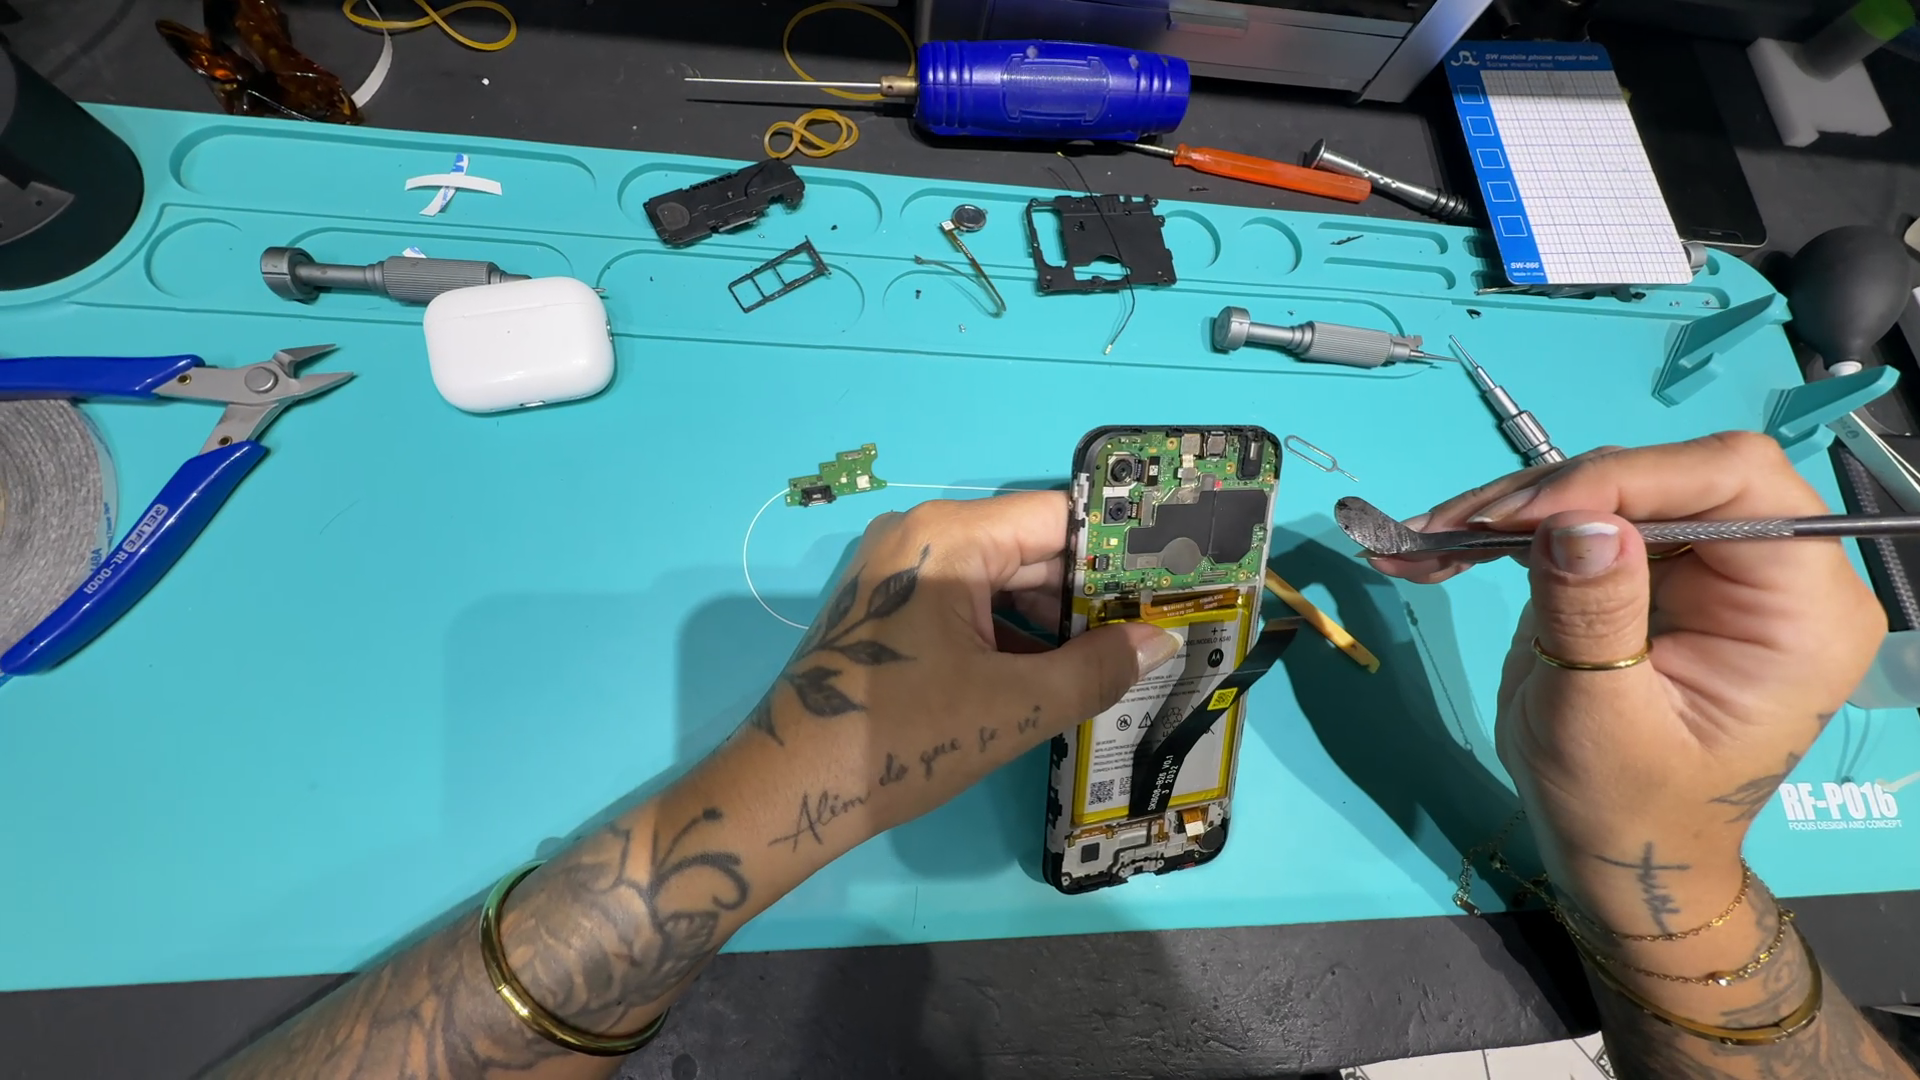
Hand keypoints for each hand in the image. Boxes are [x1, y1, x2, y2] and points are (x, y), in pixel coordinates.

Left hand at [728, 492, 1181, 863]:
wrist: (790, 792)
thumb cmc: (903, 742)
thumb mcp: (1013, 707)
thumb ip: (1097, 668)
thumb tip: (1162, 641)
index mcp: (949, 538)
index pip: (1058, 519)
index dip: (1119, 549)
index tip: (1171, 578)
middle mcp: (921, 537)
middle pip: (1029, 548)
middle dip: (1091, 592)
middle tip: (1154, 625)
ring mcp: (900, 571)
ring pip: (1000, 579)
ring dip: (1053, 617)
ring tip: (1115, 653)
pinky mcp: (891, 605)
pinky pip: (968, 602)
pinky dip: (1011, 631)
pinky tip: (1054, 667)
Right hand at [1374, 433, 1884, 932]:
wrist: (1606, 835)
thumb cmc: (1621, 798)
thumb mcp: (1600, 717)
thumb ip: (1594, 615)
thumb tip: (1572, 522)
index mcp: (1792, 606)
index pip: (1732, 482)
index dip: (1622, 479)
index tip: (1514, 517)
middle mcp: (1750, 568)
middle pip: (1648, 477)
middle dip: (1534, 496)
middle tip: (1440, 530)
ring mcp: (1683, 566)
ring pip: (1587, 493)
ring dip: (1491, 513)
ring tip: (1413, 543)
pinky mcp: (1622, 572)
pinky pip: (1553, 526)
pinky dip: (1483, 536)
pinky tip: (1423, 554)